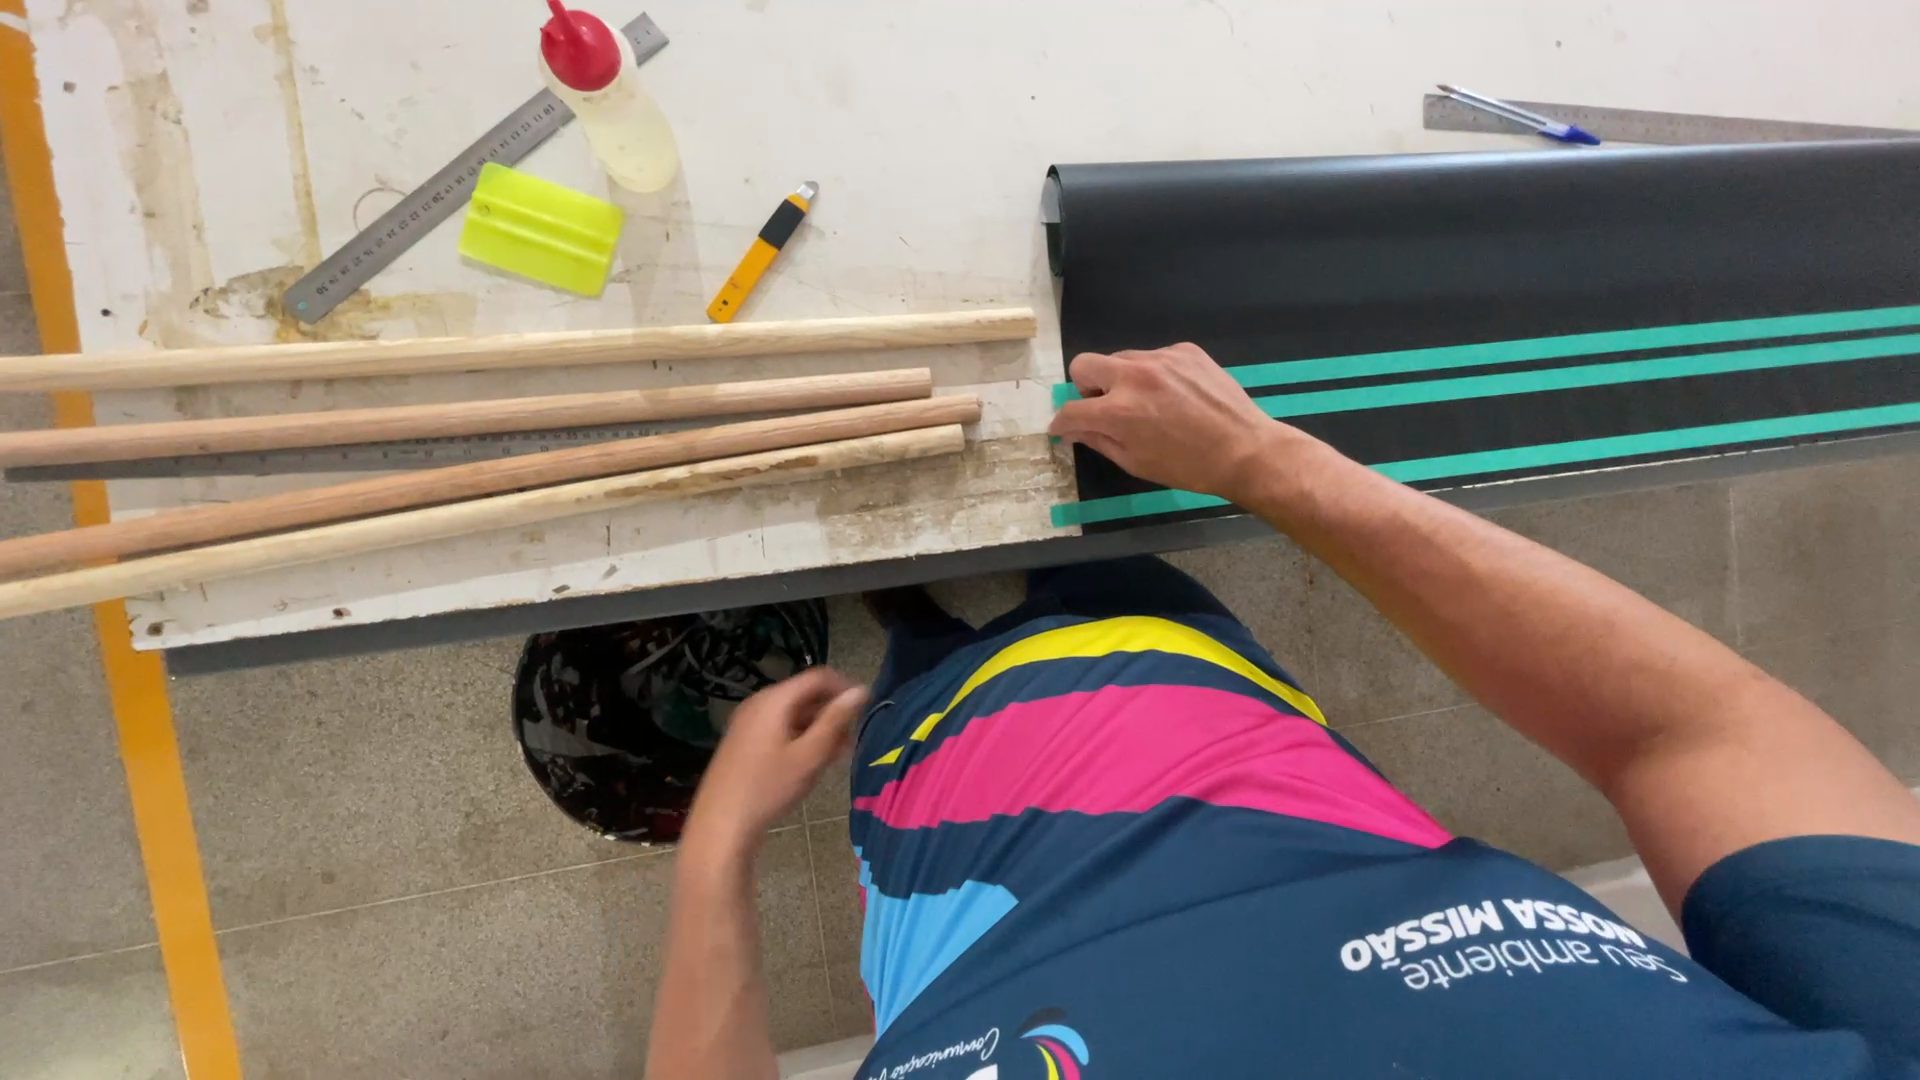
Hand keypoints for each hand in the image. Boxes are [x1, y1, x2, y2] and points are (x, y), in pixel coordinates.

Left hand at [681, 668, 867, 860]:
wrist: (720, 825)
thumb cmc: (769, 788)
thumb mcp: (810, 755)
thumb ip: (836, 720)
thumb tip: (861, 690)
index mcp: (774, 699)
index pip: (818, 677)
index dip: (844, 688)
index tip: (864, 712)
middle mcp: (759, 703)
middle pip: (805, 695)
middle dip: (832, 713)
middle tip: (852, 740)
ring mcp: (748, 721)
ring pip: (793, 713)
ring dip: (818, 728)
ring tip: (837, 756)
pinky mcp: (744, 740)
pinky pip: (779, 727)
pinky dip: (800, 737)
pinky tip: (811, 762)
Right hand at [1048, 343, 1317, 502]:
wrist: (1244, 449)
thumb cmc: (1187, 466)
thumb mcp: (1135, 462)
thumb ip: (1098, 440)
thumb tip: (1074, 429)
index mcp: (1119, 411)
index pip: (1071, 409)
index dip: (1062, 422)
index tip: (1065, 427)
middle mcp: (1134, 376)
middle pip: (1084, 364)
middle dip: (1085, 387)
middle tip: (1103, 407)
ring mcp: (1161, 358)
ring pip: (1120, 359)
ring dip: (1121, 379)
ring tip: (1146, 403)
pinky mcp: (1185, 350)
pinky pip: (1152, 357)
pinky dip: (1152, 374)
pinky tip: (1173, 395)